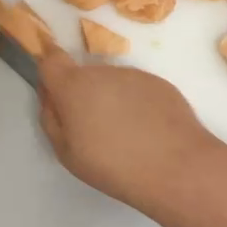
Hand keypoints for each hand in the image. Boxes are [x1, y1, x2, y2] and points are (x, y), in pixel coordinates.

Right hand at [36, 50, 220, 210]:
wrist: (176, 167)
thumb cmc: (112, 165)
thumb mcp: (66, 152)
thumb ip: (51, 118)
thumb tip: (50, 96)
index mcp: (73, 86)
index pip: (52, 59)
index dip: (50, 72)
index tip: (56, 95)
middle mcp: (103, 72)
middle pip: (83, 75)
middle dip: (82, 95)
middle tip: (93, 130)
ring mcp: (134, 75)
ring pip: (111, 82)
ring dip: (110, 99)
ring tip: (124, 135)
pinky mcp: (160, 83)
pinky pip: (136, 90)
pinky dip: (136, 104)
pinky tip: (146, 132)